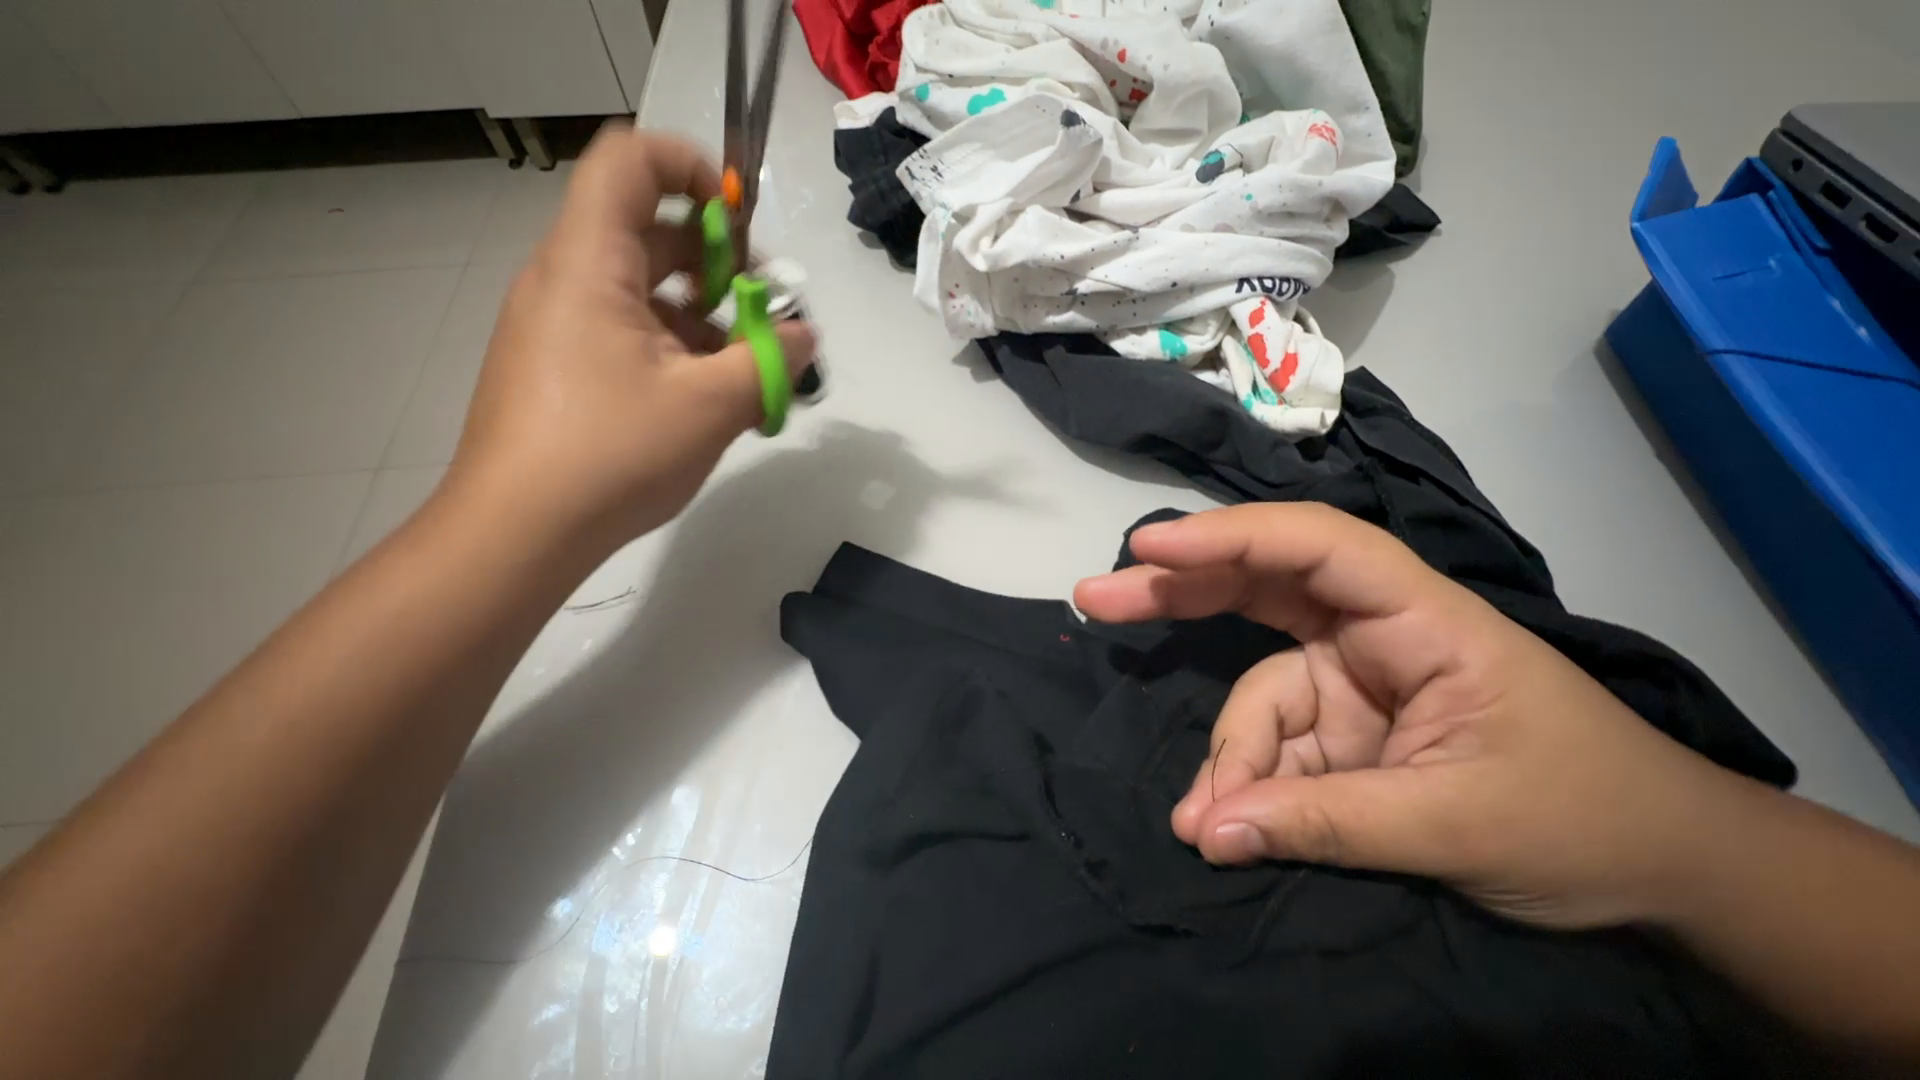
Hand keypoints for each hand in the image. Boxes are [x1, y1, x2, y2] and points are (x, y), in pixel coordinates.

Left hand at [447, 124, 815, 556]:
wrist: (516, 533)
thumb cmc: (612, 453)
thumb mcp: (711, 405)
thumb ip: (772, 360)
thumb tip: (805, 336)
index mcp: (590, 262)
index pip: (632, 159)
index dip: (693, 166)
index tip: (743, 222)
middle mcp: (564, 279)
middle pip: (646, 227)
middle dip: (718, 259)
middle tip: (762, 311)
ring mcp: (556, 325)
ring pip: (640, 287)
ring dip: (702, 312)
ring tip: (744, 369)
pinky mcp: (558, 367)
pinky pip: (623, 330)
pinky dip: (671, 345)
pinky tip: (703, 399)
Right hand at [1072, 503, 1759, 930]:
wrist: (1666, 870)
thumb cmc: (1588, 819)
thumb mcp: (1457, 824)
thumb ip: (1326, 821)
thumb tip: (1207, 833)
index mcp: (1422, 619)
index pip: (1317, 548)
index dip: (1231, 537)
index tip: (1151, 548)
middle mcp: (1377, 634)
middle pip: (1263, 588)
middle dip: (1178, 593)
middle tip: (1094, 599)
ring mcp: (1355, 684)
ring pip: (1258, 690)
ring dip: (1225, 755)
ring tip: (1198, 824)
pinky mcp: (1345, 734)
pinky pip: (1275, 746)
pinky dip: (1244, 784)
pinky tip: (1224, 826)